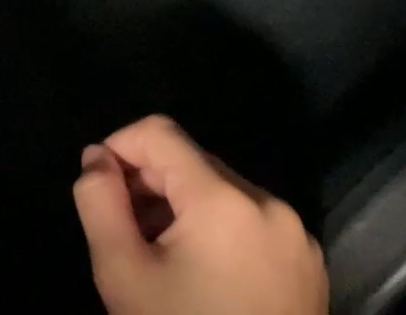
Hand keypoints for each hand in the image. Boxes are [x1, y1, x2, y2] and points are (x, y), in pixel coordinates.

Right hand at [73, 116, 327, 314]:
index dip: (118, 146)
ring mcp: (296, 236)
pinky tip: (197, 273)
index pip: (159, 132)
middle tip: (125, 230)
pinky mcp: (308, 265)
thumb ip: (97, 199)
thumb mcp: (121, 271)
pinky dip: (214, 229)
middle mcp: (269, 204)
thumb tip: (97, 158)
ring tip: (159, 257)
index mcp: (225, 199)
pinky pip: (248, 220)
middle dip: (148, 183)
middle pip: (190, 161)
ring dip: (179, 206)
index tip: (99, 186)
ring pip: (219, 190)